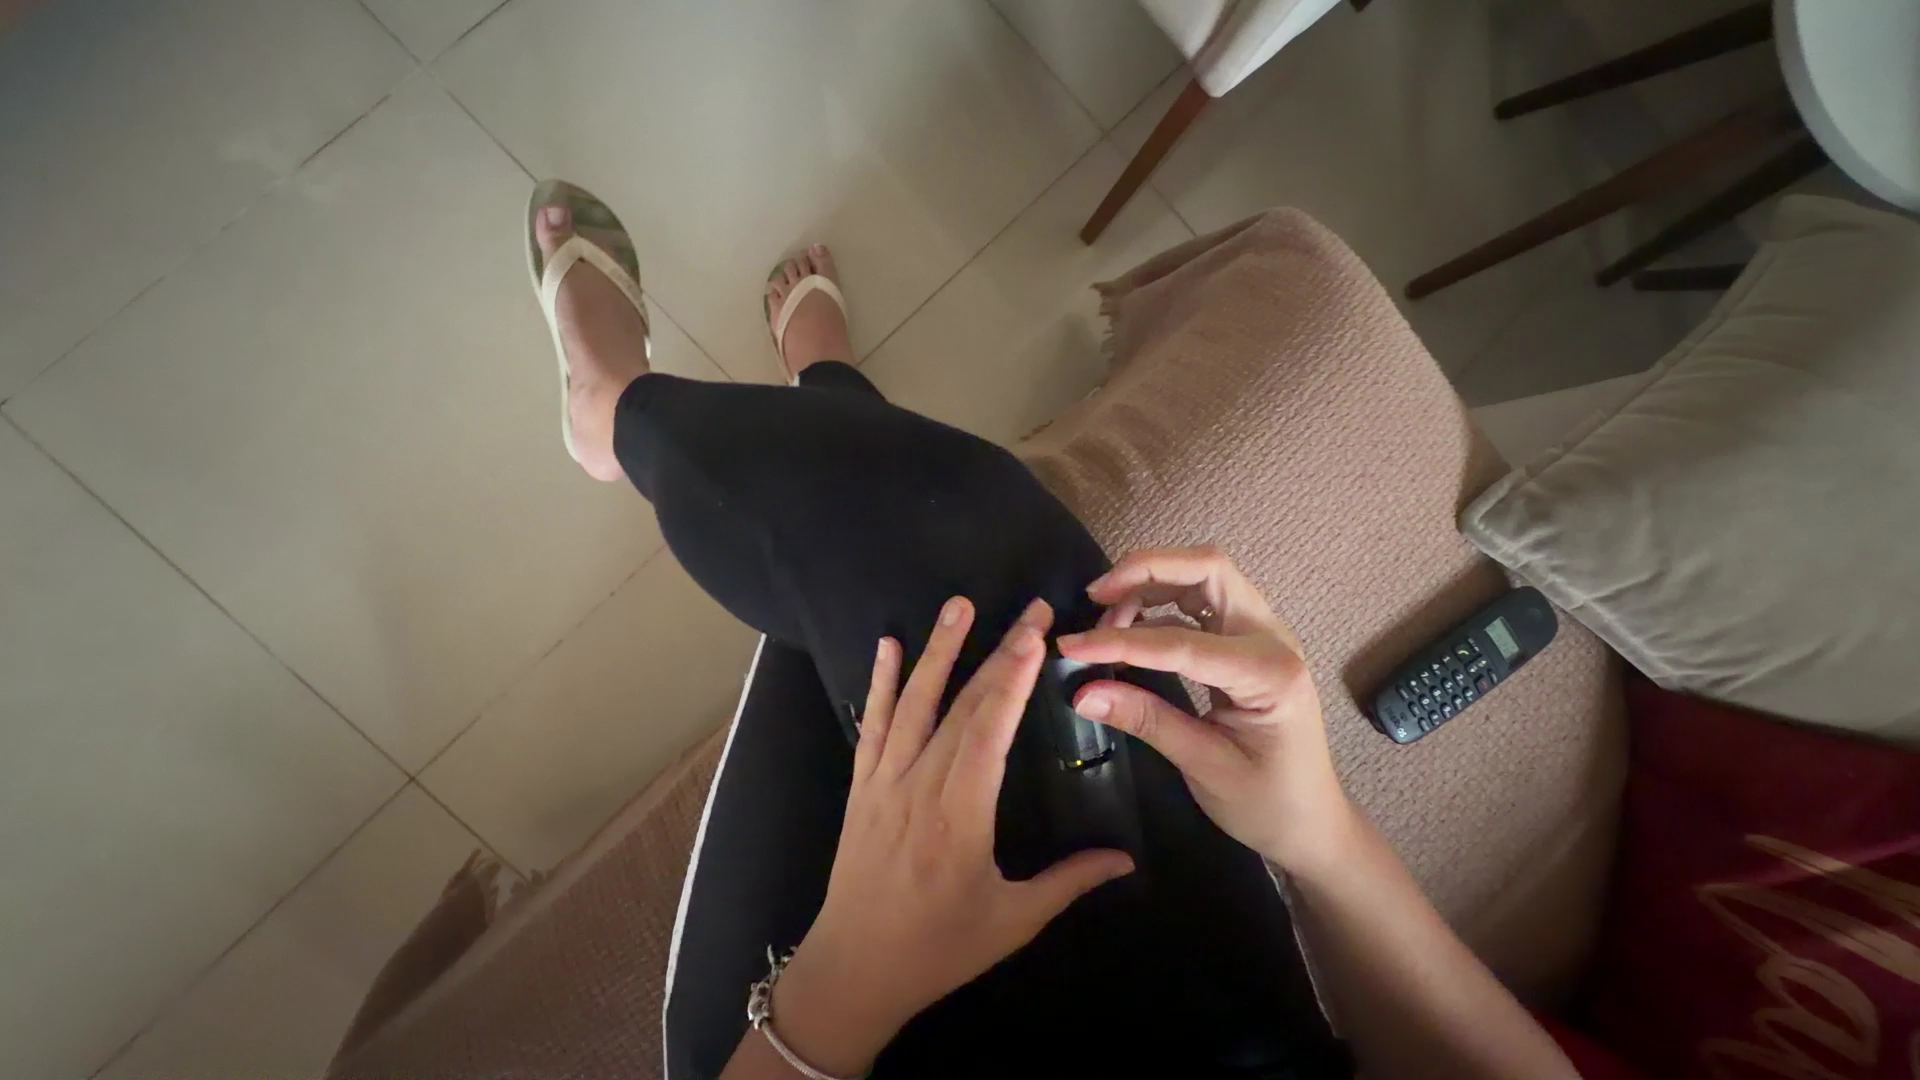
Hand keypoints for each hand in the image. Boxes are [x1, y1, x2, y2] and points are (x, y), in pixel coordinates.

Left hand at [772, 596, 1135, 1074]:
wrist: (854, 969)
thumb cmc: (939, 948)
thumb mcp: (1013, 920)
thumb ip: (1070, 882)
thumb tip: (1127, 859)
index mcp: (961, 813)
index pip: (991, 729)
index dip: (1014, 678)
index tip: (1035, 636)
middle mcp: (921, 783)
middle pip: (963, 705)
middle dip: (998, 653)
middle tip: (1028, 610)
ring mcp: (885, 779)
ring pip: (914, 702)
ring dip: (938, 650)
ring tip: (958, 606)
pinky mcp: (861, 784)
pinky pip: (872, 724)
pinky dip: (881, 683)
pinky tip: (888, 646)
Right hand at [1056, 546, 1355, 872]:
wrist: (1312, 823)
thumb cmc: (1267, 803)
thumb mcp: (1204, 766)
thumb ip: (1146, 720)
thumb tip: (1082, 693)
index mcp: (1268, 673)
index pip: (1182, 641)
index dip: (1120, 641)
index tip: (1071, 645)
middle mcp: (1271, 637)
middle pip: (1208, 567)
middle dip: (1147, 569)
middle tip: (1096, 595)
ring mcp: (1262, 633)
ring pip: (1204, 574)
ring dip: (1152, 580)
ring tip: (1107, 613)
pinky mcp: (1246, 640)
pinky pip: (1202, 600)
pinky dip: (1161, 601)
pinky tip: (1130, 627)